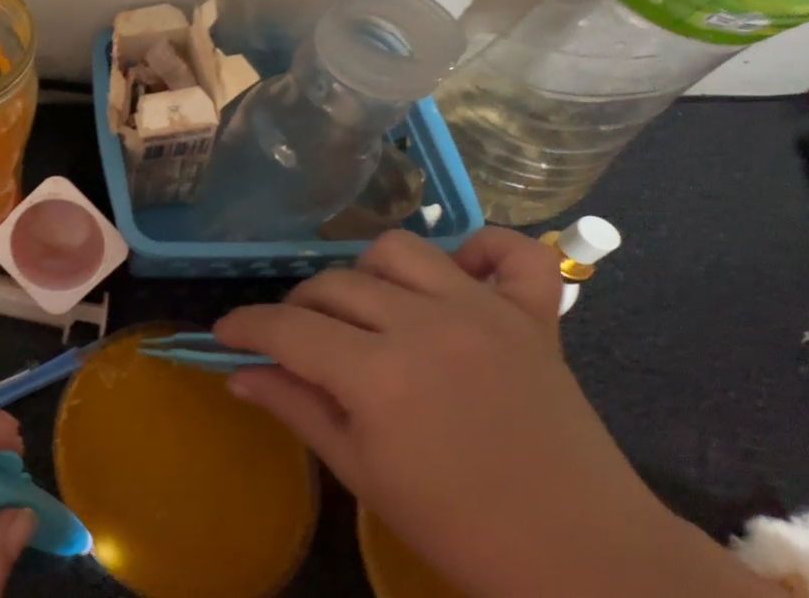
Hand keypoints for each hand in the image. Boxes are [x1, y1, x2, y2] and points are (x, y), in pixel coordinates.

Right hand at [215, 228, 774, 597]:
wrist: (583, 559)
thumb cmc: (456, 526)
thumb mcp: (360, 473)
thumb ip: (296, 408)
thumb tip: (237, 373)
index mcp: (379, 375)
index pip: (287, 328)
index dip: (245, 326)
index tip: (225, 332)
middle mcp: (426, 325)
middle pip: (333, 285)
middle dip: (297, 309)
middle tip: (296, 342)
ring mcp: (485, 312)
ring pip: (398, 248)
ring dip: (367, 273)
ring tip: (367, 311)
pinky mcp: (535, 315)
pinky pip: (510, 250)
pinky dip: (479, 249)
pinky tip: (456, 276)